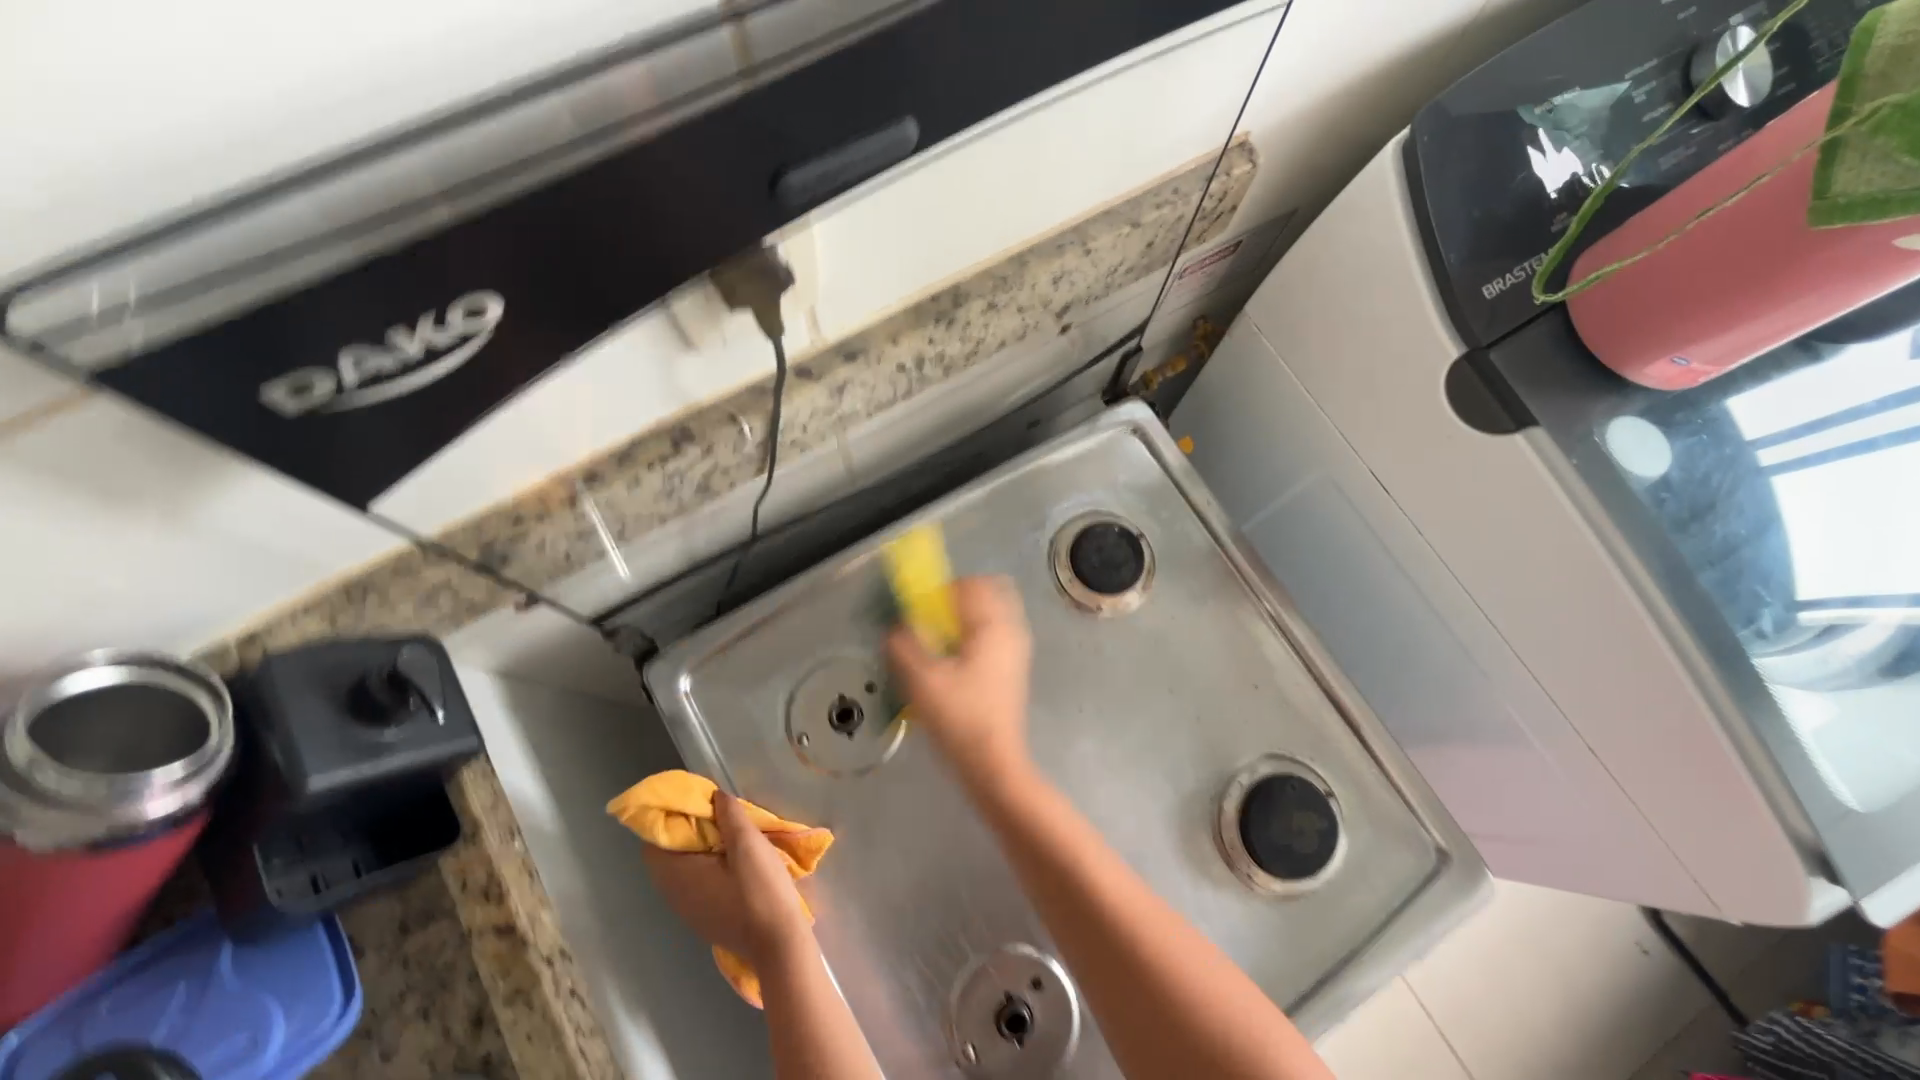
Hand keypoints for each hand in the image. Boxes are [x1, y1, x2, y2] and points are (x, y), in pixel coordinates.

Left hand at [641, 790, 814, 967]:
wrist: (778, 943)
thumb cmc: (760, 891)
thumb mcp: (749, 845)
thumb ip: (730, 817)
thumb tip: (716, 795)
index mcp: (677, 874)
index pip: (653, 840)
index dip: (671, 818)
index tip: (697, 805)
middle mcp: (673, 894)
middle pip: (667, 854)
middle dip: (687, 832)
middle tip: (717, 817)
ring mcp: (687, 910)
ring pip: (681, 870)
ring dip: (698, 851)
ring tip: (728, 838)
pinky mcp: (703, 919)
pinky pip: (693, 885)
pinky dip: (705, 869)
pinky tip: (732, 865)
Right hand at [885, 576, 1033, 789]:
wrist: (993, 763)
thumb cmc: (960, 718)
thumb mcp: (921, 679)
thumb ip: (903, 644)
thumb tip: (895, 626)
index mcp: (993, 625)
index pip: (970, 583)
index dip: (940, 590)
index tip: (919, 610)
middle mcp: (1012, 630)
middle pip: (988, 592)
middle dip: (958, 599)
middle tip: (932, 621)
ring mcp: (1016, 650)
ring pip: (992, 615)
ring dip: (966, 619)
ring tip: (939, 644)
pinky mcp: (1013, 669)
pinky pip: (994, 635)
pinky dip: (974, 637)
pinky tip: (953, 664)